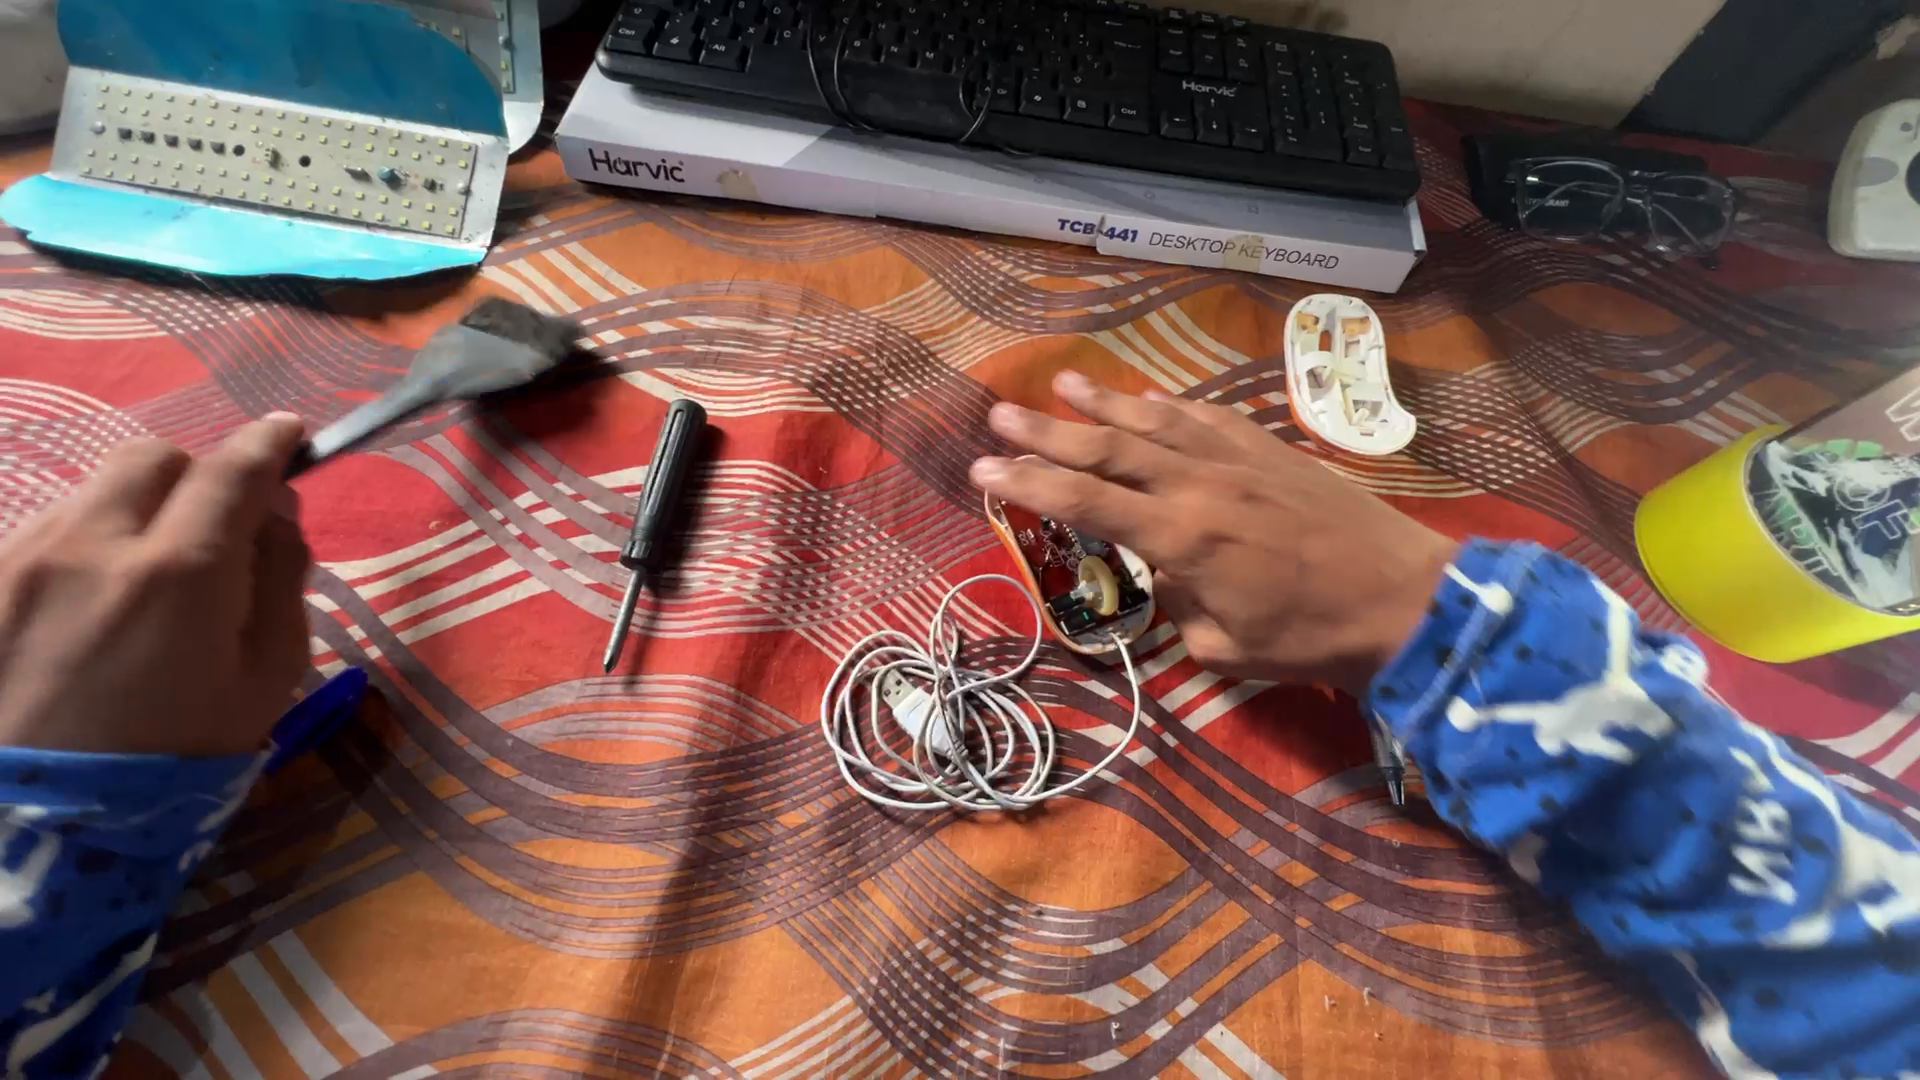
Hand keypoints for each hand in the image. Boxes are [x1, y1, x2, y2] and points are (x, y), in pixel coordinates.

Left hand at [0, 416, 312, 756]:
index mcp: (184, 570)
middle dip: (200, 469)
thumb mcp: (274, 666)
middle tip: (222, 514)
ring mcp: (16, 561)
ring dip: (142, 505)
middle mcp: (92, 545)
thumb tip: (276, 516)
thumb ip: (282, 576)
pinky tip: (97, 594)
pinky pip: (46, 528)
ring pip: (94, 489)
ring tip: (153, 566)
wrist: (45, 815)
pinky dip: (91, 537)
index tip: (291, 431)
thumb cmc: (187, 741)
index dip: (271, 442)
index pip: (236, 471)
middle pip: (152, 456)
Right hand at [970, 372, 1454, 693]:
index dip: (1027, 484)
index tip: (983, 470)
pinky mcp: (1267, 449)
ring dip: (1101, 402)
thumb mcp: (1219, 646)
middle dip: (1046, 432)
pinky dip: (1167, 404)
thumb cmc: (1308, 639)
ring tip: (1059, 384)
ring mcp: (1234, 458)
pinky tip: (1145, 395)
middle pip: (1107, 448)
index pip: (1085, 502)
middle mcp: (1197, 484)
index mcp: (1181, 538)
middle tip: (999, 414)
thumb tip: (1159, 567)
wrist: (1405, 601)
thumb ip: (1174, 602)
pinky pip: (1205, 416)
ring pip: (1153, 420)